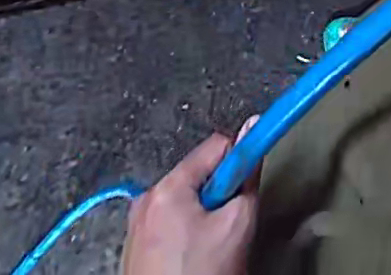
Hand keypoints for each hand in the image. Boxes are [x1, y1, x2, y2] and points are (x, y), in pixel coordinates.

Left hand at [121, 120, 257, 274]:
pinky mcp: (136, 249)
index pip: (218, 146)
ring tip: (212, 244)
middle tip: (229, 222)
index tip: (254, 170)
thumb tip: (253, 132)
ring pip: (187, 199)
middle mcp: (145, 201)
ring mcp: (137, 227)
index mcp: (167, 188)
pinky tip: (195, 258)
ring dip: (205, 212)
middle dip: (220, 192)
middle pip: (200, 173)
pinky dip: (188, 231)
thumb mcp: (238, 222)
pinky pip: (171, 221)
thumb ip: (248, 173)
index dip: (240, 161)